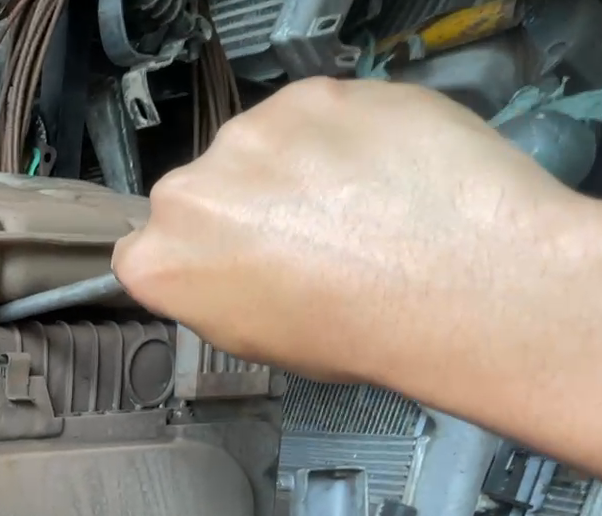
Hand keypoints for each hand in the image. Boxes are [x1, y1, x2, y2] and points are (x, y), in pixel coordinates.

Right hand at [112, 78, 592, 382]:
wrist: (457, 280)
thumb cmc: (346, 332)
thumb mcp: (246, 338)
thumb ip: (205, 288)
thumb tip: (219, 260)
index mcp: (155, 262)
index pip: (144, 249)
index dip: (191, 257)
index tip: (228, 266)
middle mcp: (182, 193)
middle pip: (195, 195)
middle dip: (233, 209)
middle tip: (294, 237)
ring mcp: (246, 135)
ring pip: (252, 150)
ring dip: (284, 168)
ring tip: (346, 202)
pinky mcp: (312, 92)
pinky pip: (309, 114)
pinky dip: (335, 135)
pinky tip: (375, 168)